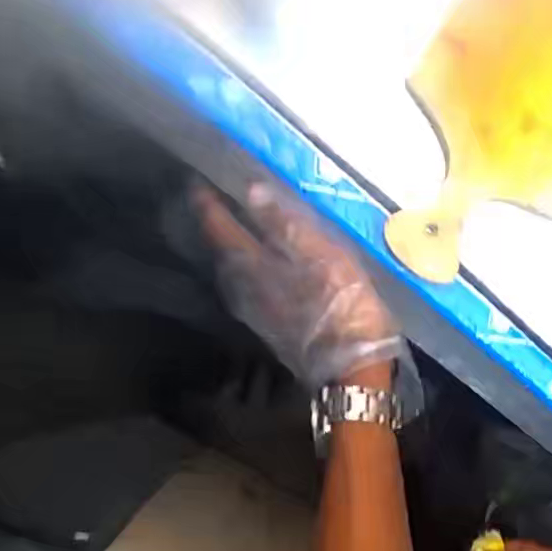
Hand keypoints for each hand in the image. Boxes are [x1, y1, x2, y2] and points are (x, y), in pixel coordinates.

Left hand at [191, 179, 403, 387]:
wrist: (353, 368)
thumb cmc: (343, 308)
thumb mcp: (324, 258)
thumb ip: (287, 226)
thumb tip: (252, 191)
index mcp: (257, 269)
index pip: (221, 229)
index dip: (209, 205)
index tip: (198, 182)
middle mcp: (248, 291)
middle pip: (223, 253)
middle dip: (217, 226)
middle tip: (217, 200)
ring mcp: (258, 312)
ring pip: (234, 273)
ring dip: (232, 249)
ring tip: (237, 229)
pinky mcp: (272, 327)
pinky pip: (249, 289)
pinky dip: (248, 270)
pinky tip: (260, 267)